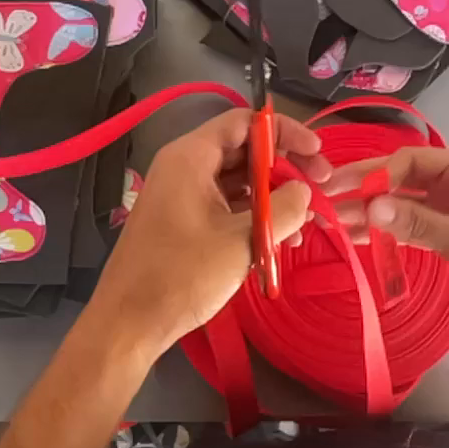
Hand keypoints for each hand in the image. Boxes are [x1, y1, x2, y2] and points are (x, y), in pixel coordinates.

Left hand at [83, 109, 331, 355]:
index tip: (317, 151)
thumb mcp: (242, 241)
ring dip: (276, 195)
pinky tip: (282, 239)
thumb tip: (304, 191)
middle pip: (245, 149)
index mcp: (191, 157)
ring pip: (240, 179)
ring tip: (306, 220)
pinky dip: (257, 215)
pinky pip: (229, 203)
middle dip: (286, 166)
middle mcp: (186, 167)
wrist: (128, 325)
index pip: (245, 122)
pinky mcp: (186, 220)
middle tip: (320, 185)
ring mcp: (184, 194)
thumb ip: (283, 209)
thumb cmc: (181, 276)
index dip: (285, 132)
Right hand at [325, 147, 448, 324]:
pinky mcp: (448, 233)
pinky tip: (360, 239)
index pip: (409, 161)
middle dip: (364, 190)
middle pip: (400, 180)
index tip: (345, 191)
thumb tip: (371, 206)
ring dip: (371, 213)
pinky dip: (388, 232)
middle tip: (324, 198)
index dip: (375, 174)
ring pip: (402, 204)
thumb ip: (418, 223)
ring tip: (332, 223)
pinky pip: (410, 225)